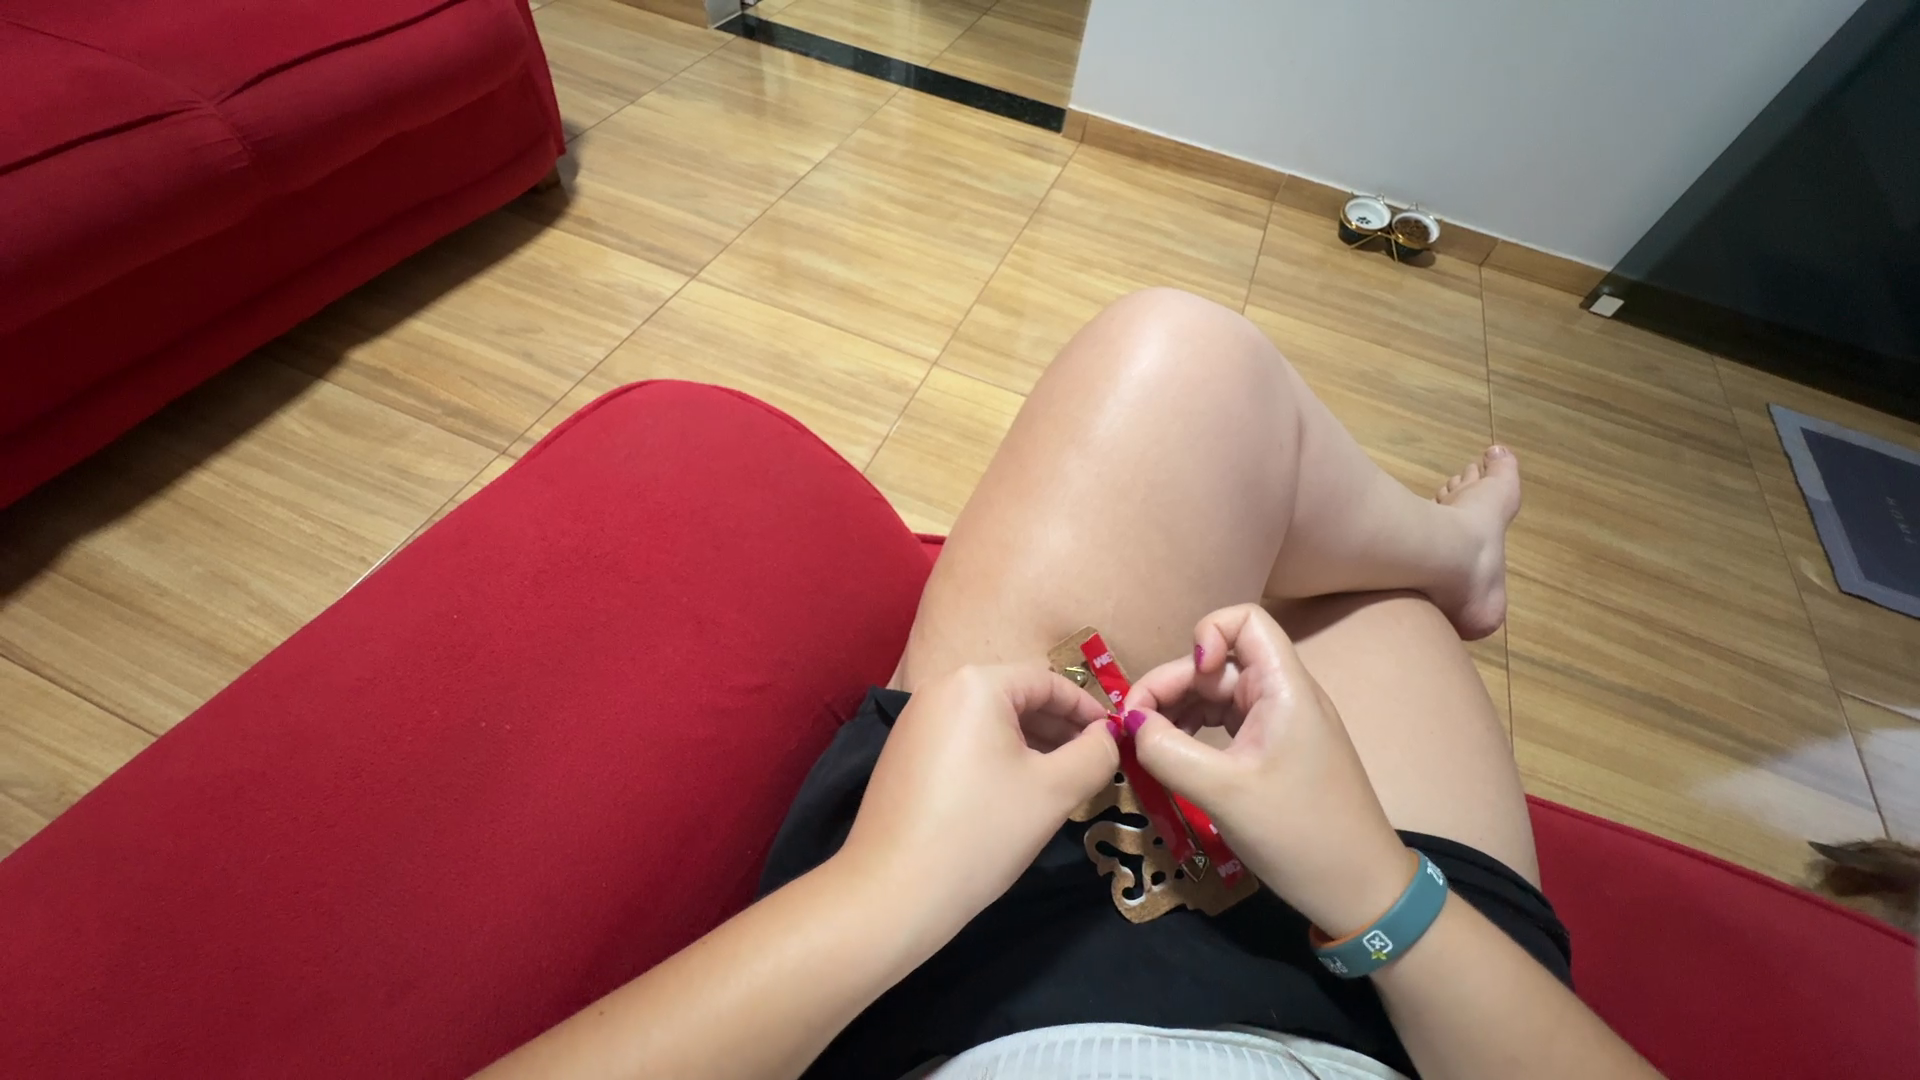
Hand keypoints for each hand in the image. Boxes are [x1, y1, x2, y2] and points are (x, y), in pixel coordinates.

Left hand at [838, 664, 1119, 930]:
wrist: (893, 892)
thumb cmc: (982, 831)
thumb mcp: (1053, 791)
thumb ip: (1095, 754)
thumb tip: (1109, 735)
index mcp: (976, 684)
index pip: (1047, 682)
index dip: (1087, 709)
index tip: (1114, 739)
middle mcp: (940, 689)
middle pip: (1016, 697)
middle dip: (1059, 728)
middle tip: (1093, 764)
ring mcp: (916, 720)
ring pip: (990, 721)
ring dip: (1031, 744)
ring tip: (1062, 782)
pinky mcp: (904, 753)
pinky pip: (964, 740)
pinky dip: (997, 756)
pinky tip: (1015, 793)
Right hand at [1122, 604, 1411, 936]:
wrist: (1361, 893)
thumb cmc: (1300, 834)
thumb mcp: (1224, 793)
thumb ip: (1168, 751)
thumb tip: (1131, 724)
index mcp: (1283, 688)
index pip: (1244, 620)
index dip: (1206, 635)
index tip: (1187, 680)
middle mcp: (1281, 693)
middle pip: (1216, 661)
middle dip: (1170, 685)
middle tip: (1132, 726)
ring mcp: (1277, 721)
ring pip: (1214, 691)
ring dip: (1175, 708)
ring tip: (1144, 742)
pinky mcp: (1271, 748)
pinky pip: (1222, 719)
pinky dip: (1190, 729)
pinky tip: (1168, 752)